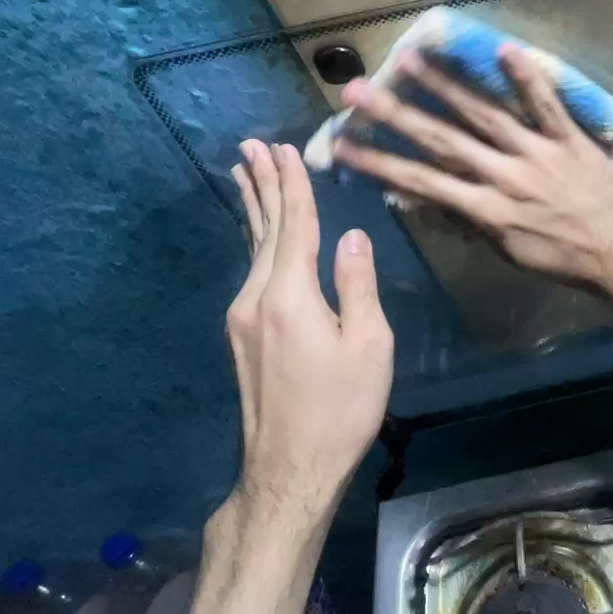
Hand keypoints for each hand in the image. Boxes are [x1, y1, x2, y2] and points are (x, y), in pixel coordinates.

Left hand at [223, 140, 393, 533]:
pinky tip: (258, 233)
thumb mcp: (369, 345)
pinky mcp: (243, 335)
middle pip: (265, 229)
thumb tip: (353, 235)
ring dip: (255, 207)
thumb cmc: (342, 407)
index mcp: (290, 296)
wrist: (291, 468)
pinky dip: (257, 239)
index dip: (294, 186)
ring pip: (253, 248)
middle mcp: (256, 298)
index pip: (296, 226)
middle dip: (263, 184)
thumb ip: (358, 285)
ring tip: (246, 173)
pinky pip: (252, 269)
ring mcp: (243, 317)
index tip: (287, 149)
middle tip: (252, 145)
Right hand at [331, 45, 612, 294]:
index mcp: (486, 211)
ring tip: (410, 59)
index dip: (378, 163)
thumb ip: (473, 222)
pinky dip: (526, 77)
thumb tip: (434, 199)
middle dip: (395, 116)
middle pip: (441, 141)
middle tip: (357, 90)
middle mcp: (504, 177)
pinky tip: (504, 48)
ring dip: (445, 86)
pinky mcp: (571, 140)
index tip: (342, 145)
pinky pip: (547, 105)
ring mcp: (538, 154)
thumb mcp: (510, 252)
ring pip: (484, 115)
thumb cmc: (566, 259)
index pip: (421, 183)